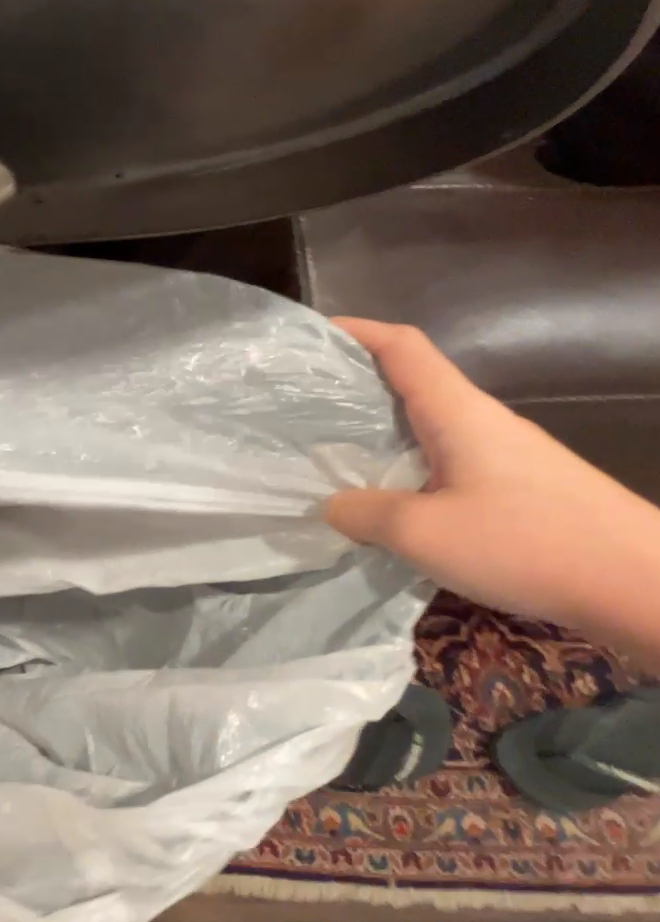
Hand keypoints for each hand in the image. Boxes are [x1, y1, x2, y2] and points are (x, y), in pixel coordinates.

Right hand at [325, 318, 659, 634]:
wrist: (647, 589)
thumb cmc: (529, 543)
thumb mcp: (419, 532)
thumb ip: (360, 511)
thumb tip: (333, 504)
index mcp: (459, 415)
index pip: (404, 349)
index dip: (356, 332)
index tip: (309, 335)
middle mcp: (481, 425)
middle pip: (409, 387)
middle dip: (351, 385)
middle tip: (296, 402)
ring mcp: (503, 458)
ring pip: (422, 430)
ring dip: (372, 434)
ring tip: (322, 453)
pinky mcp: (515, 491)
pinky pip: (440, 465)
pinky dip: (398, 469)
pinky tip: (378, 500)